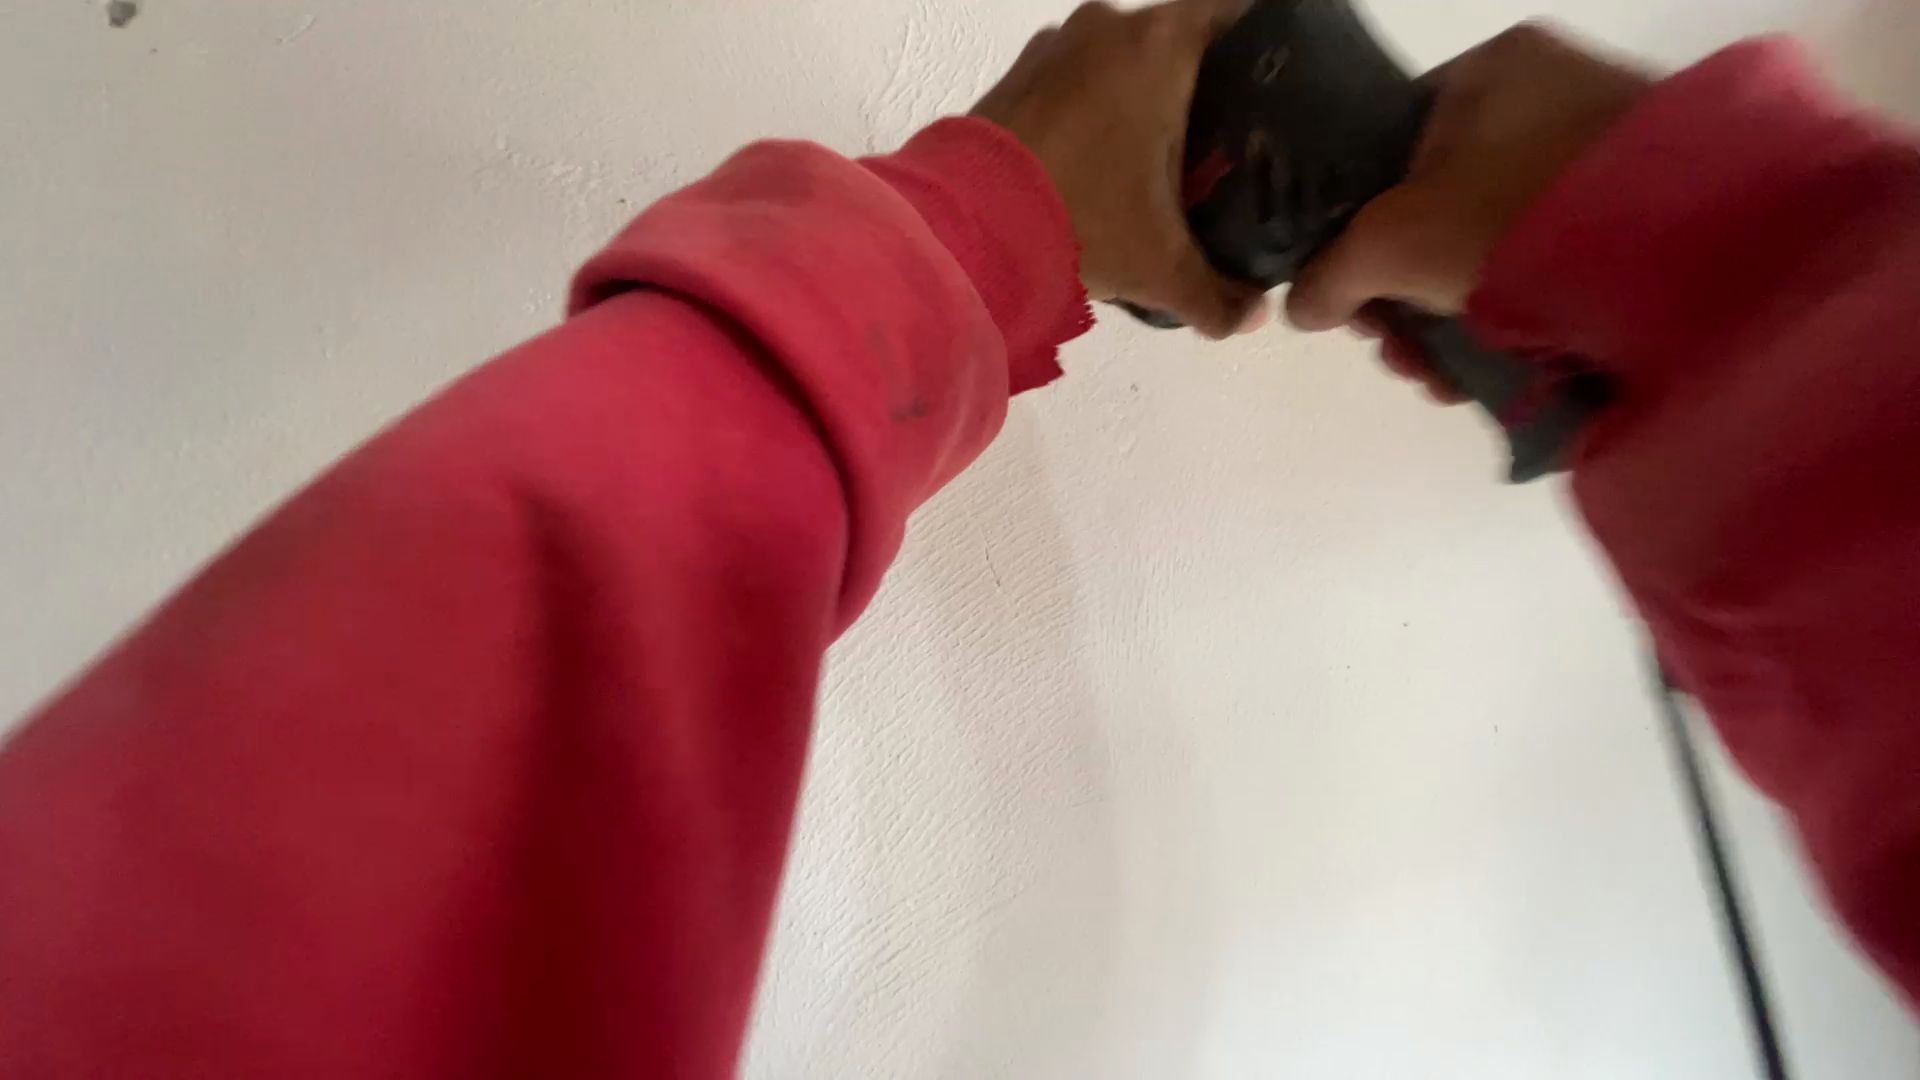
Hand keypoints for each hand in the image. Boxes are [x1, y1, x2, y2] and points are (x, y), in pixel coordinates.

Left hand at [972, 0, 1267, 338]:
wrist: (966, 232)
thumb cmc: (1081, 225)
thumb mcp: (1158, 268)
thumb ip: (1215, 295)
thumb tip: (1252, 319)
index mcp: (1162, 43)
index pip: (1242, 18)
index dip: (1264, 56)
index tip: (1269, 102)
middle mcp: (1107, 26)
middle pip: (1178, 46)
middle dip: (1198, 95)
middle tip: (1212, 152)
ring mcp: (1051, 49)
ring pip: (1118, 66)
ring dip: (1137, 107)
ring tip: (1147, 168)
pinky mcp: (1011, 81)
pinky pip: (1068, 87)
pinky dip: (1086, 118)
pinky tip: (1089, 171)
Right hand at [1285, 24, 1651, 393]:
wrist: (1682, 259)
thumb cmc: (1505, 217)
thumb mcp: (1382, 243)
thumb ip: (1323, 275)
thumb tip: (1303, 309)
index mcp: (1484, 75)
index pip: (1378, 153)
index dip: (1345, 228)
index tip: (1342, 286)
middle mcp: (1539, 104)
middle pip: (1419, 218)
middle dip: (1391, 298)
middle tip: (1387, 345)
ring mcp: (1586, 164)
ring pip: (1465, 257)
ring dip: (1430, 327)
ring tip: (1429, 377)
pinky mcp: (1621, 224)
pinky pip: (1522, 274)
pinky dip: (1486, 328)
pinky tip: (1468, 373)